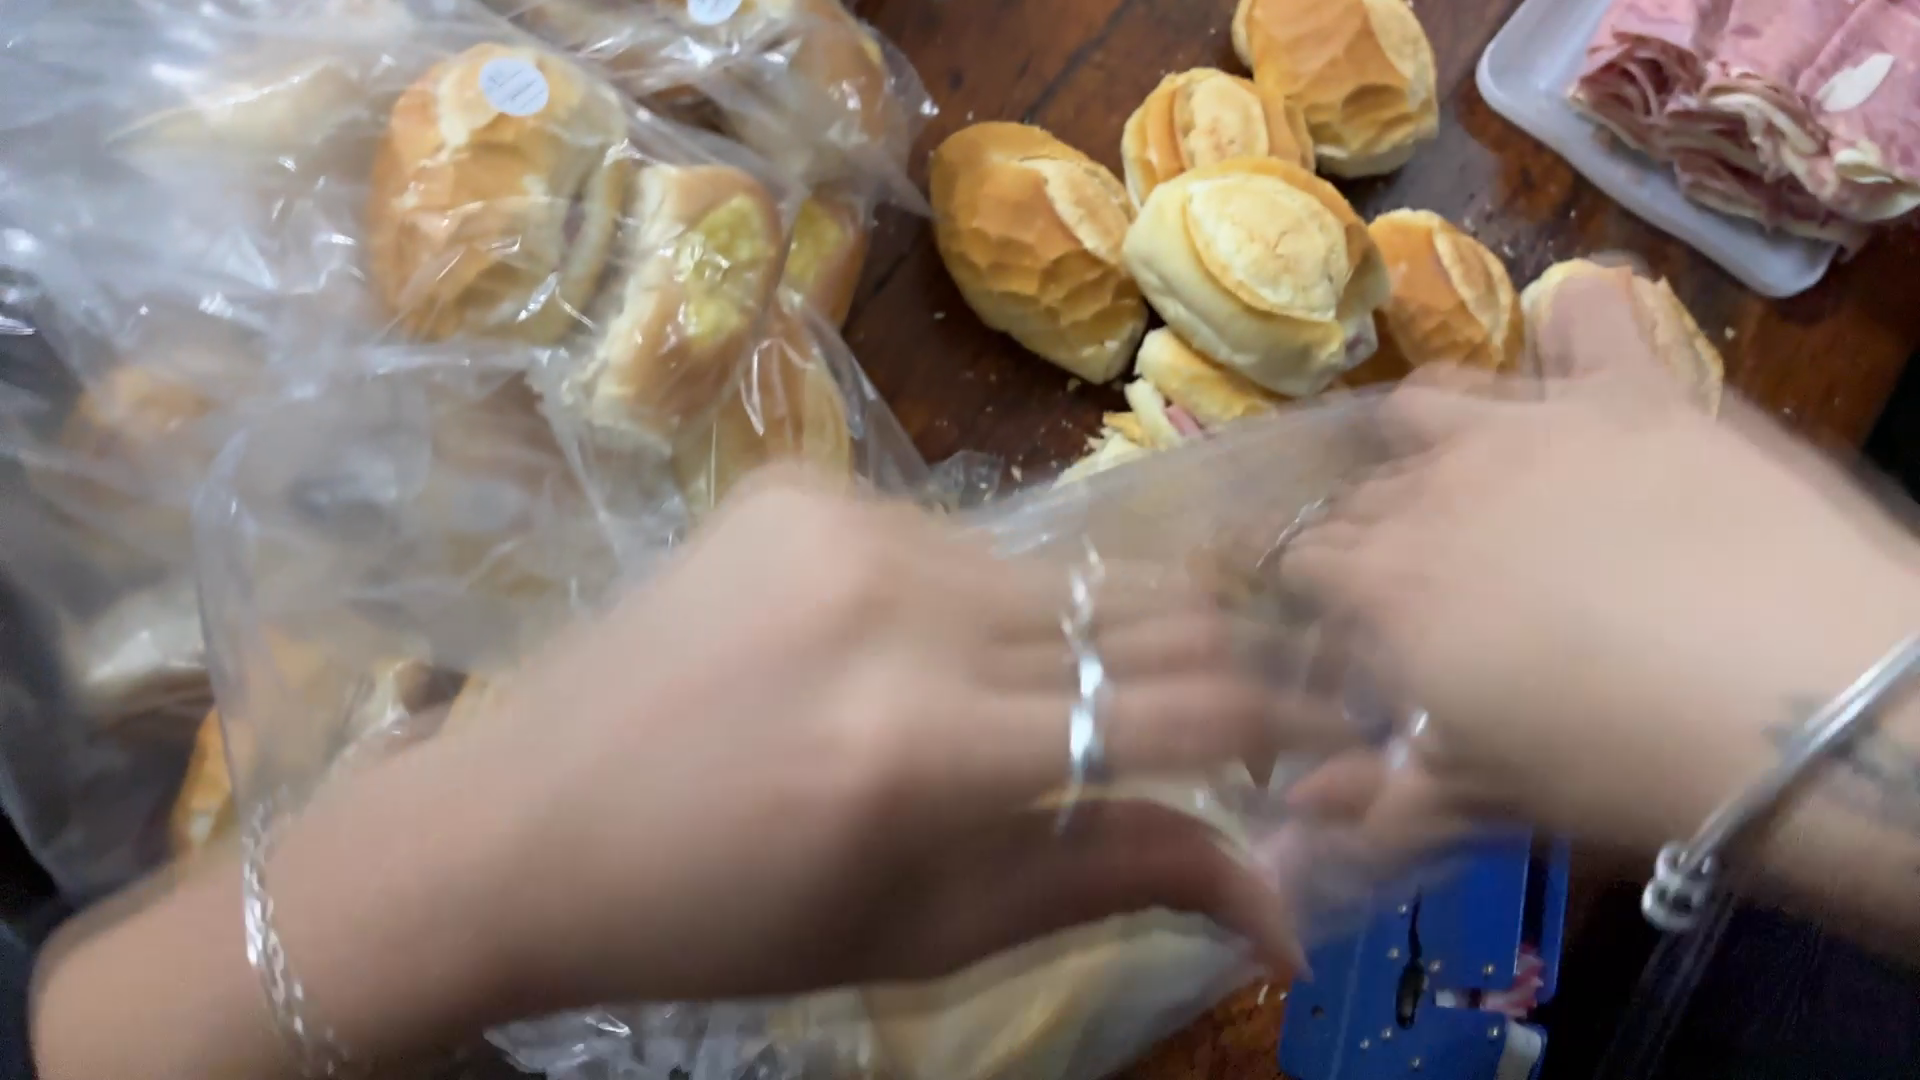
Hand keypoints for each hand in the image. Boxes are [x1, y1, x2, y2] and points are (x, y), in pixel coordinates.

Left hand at [270, 470, 1302, 1040]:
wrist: (516, 821)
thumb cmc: (721, 912)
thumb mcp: (919, 928)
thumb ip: (1102, 878)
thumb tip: (1273, 900)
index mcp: (918, 747)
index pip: (1161, 709)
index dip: (1270, 713)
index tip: (1330, 716)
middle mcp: (891, 604)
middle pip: (1116, 612)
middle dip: (1197, 653)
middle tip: (1243, 680)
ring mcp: (839, 523)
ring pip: (1035, 570)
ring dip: (1073, 627)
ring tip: (1057, 681)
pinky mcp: (797, 487)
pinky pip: (943, 539)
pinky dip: (971, 596)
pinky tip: (920, 643)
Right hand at [1279, 270, 1919, 861]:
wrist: (1818, 721)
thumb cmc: (1620, 767)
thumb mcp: (1484, 795)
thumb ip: (1377, 798)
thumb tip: (1296, 807)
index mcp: (1382, 584)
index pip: (1305, 559)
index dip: (1313, 582)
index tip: (1335, 611)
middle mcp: (1426, 494)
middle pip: (1363, 493)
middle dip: (1370, 526)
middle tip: (1419, 571)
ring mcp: (1526, 435)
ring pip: (1430, 402)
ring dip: (1430, 435)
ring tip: (1469, 468)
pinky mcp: (1634, 400)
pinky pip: (1592, 321)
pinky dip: (1578, 319)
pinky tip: (1574, 327)